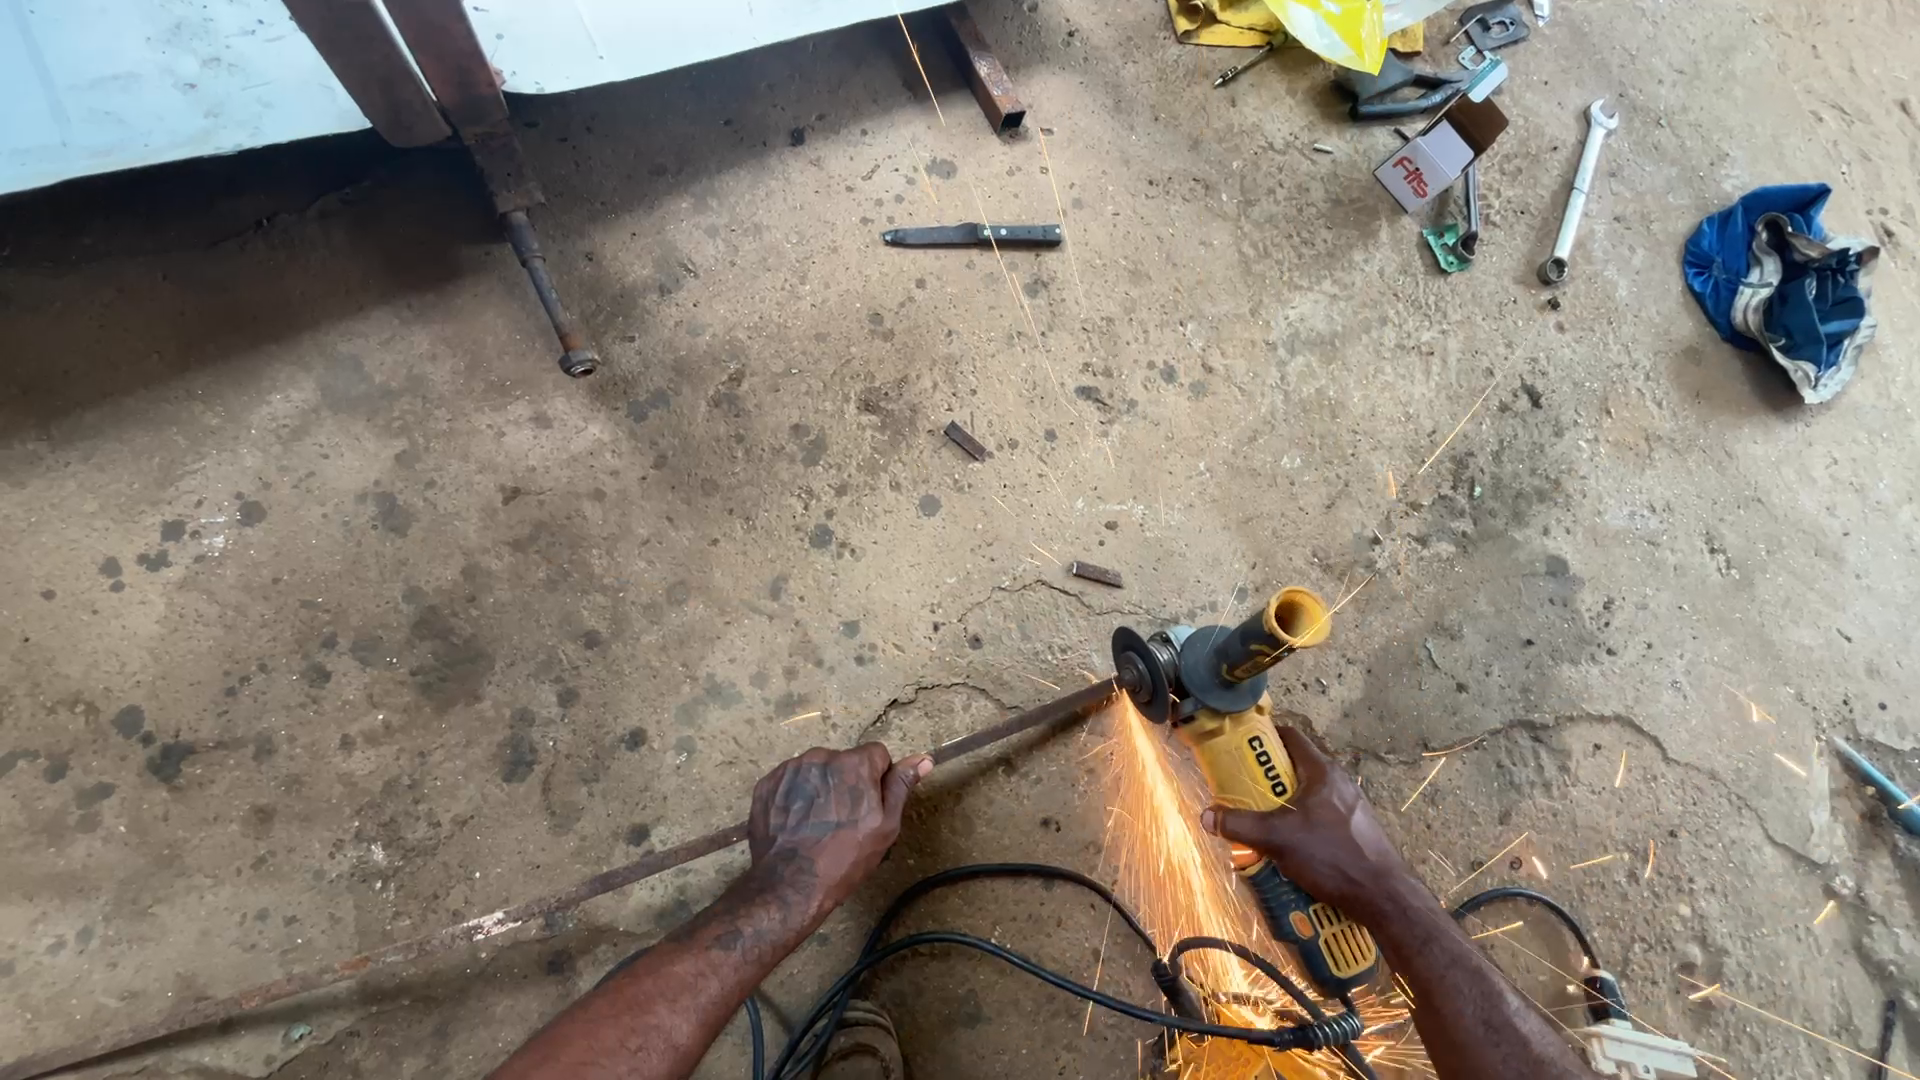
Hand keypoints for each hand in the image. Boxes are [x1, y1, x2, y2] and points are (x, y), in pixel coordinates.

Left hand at [747, 744, 931, 918]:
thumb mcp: (886, 826)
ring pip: (817, 771)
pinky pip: (791, 781)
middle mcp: (821, 756)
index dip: (877, 780)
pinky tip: (797, 823)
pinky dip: (796, 796)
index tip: (869, 807)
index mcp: (854, 763)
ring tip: (818, 824)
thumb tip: (923, 759)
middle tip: (843, 820)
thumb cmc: (845, 858)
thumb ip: (901, 786)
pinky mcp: (768, 783)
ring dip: (821, 788)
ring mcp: (791, 769)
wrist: (789, 885)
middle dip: (847, 783)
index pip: (876, 755)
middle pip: (844, 762)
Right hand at [1199, 726, 1415, 920]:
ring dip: (1285, 801)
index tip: (1240, 749)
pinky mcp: (1358, 829)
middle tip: (1245, 789)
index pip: (1290, 736)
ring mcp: (1352, 806)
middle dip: (1269, 776)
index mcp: (1322, 771)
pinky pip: (1323, 814)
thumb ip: (1240, 825)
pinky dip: (1303, 820)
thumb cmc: (1332, 856)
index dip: (1263, 737)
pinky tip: (1292, 845)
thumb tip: (1207, 817)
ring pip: (1310, 792)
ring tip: (1264, 819)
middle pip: (1297, 765)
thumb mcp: (1278, 839)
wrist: (1385, 898)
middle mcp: (1339, 782)